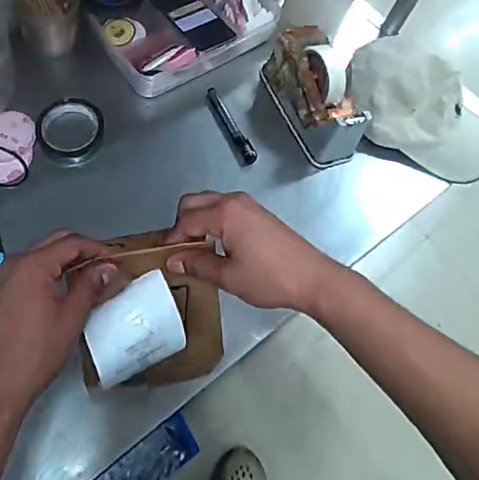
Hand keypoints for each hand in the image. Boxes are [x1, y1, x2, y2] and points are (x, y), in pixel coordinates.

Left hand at [0, 231, 113, 414]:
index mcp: (33, 265)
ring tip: (91, 274)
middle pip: (55, 242)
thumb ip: (90, 285)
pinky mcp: (4, 290)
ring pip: (43, 253)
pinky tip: (68, 285)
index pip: (71, 242)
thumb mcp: (71, 317)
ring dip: (67, 258)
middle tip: (106, 265)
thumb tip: (108, 267)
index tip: (116, 259)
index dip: (96, 247)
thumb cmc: (38, 352)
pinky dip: (52, 269)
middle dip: (82, 249)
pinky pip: (32, 267)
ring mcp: (6, 276)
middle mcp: (16, 263)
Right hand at [163, 191, 351, 317]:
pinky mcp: (257, 213)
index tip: (166, 258)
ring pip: (209, 203)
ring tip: (197, 250)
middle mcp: (234, 201)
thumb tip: (173, 261)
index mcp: (224, 213)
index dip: (173, 239)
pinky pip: (224, 208)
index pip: (186, 220)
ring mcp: (248, 204)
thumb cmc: (270, 278)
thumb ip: (197, 264)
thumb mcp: (228, 276)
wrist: (312, 278)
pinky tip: (217, 245)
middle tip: (181, 252)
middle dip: (181, 224)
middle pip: (193, 202)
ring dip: (197, 221)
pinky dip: (212, 220)